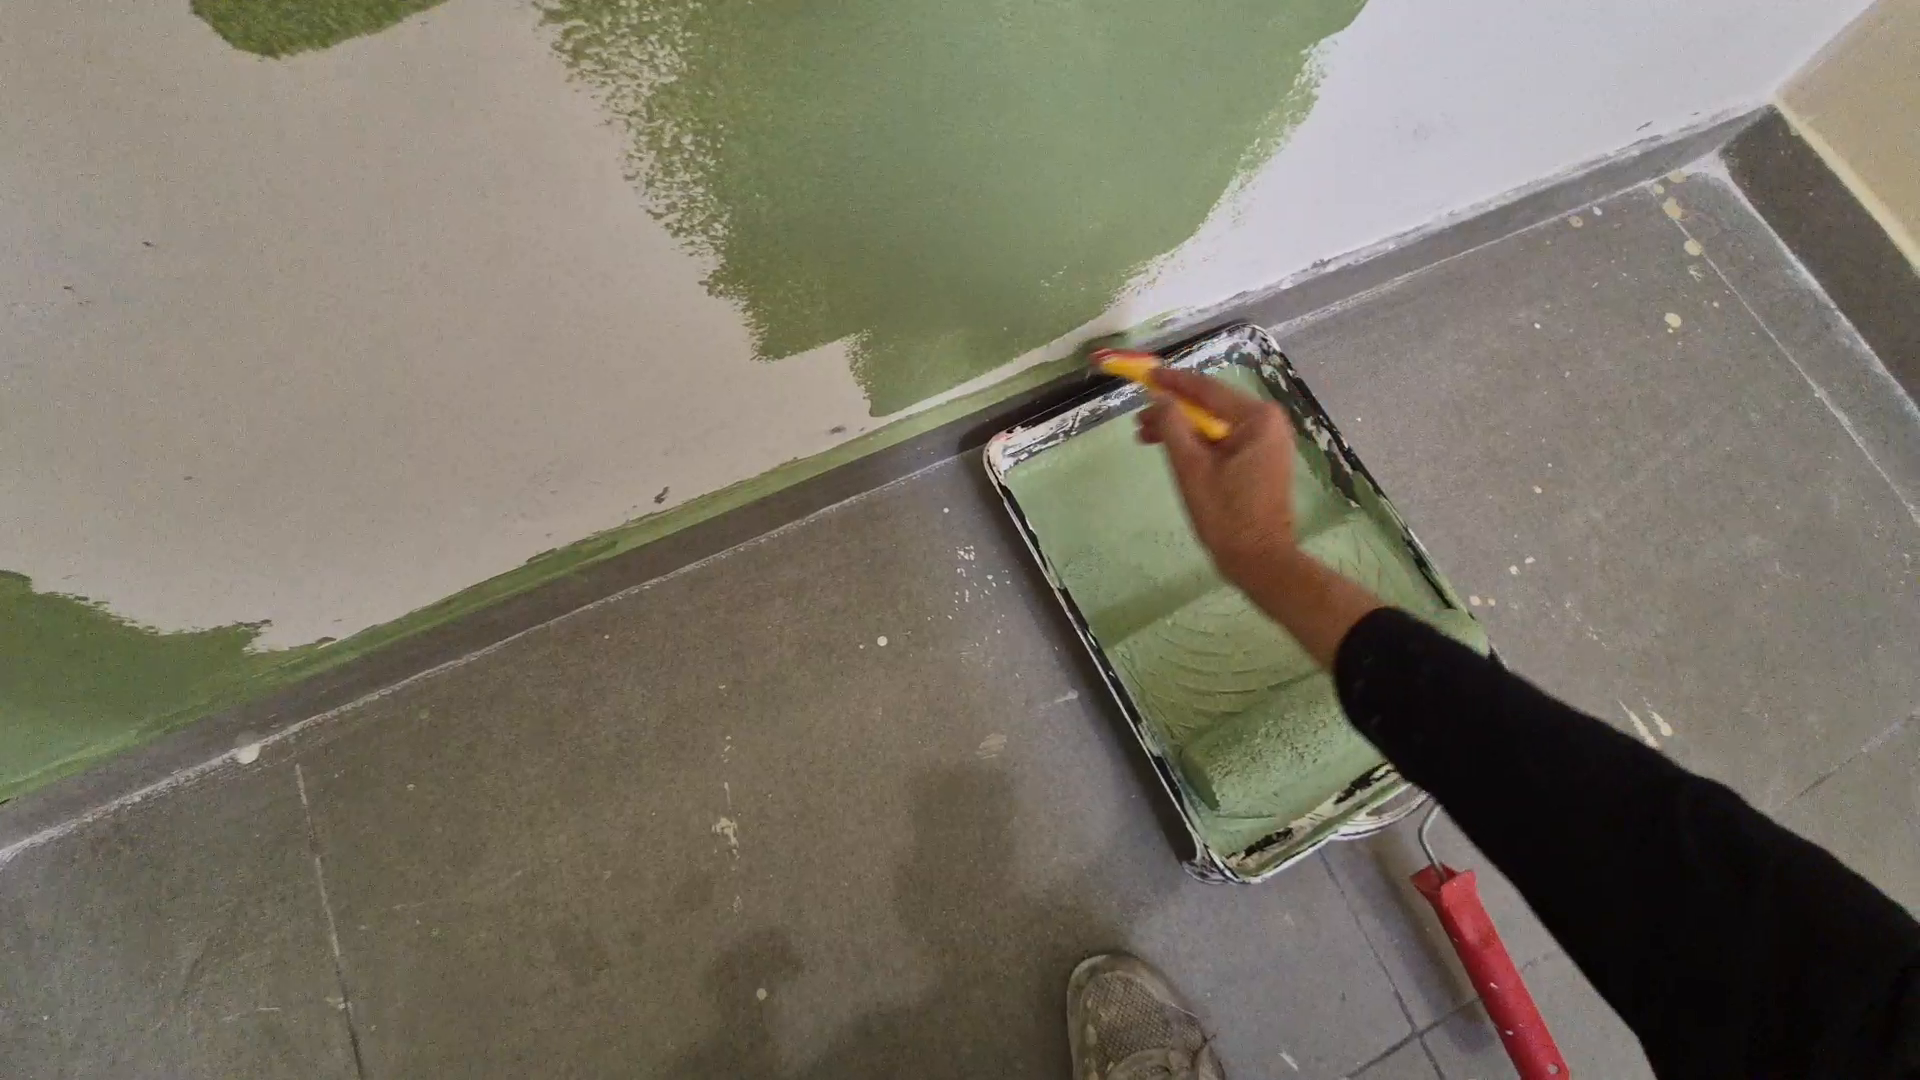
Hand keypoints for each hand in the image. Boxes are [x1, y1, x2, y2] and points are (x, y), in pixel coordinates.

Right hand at [1137, 367, 1299, 590]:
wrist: (1258, 560)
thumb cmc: (1225, 514)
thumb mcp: (1190, 467)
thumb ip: (1172, 425)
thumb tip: (1159, 398)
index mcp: (1257, 418)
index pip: (1206, 389)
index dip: (1173, 382)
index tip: (1146, 375)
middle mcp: (1268, 423)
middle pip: (1210, 406)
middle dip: (1173, 411)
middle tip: (1139, 421)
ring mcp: (1267, 443)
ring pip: (1214, 426)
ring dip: (1181, 429)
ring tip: (1147, 437)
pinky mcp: (1261, 461)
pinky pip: (1223, 442)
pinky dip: (1198, 444)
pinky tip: (1172, 450)